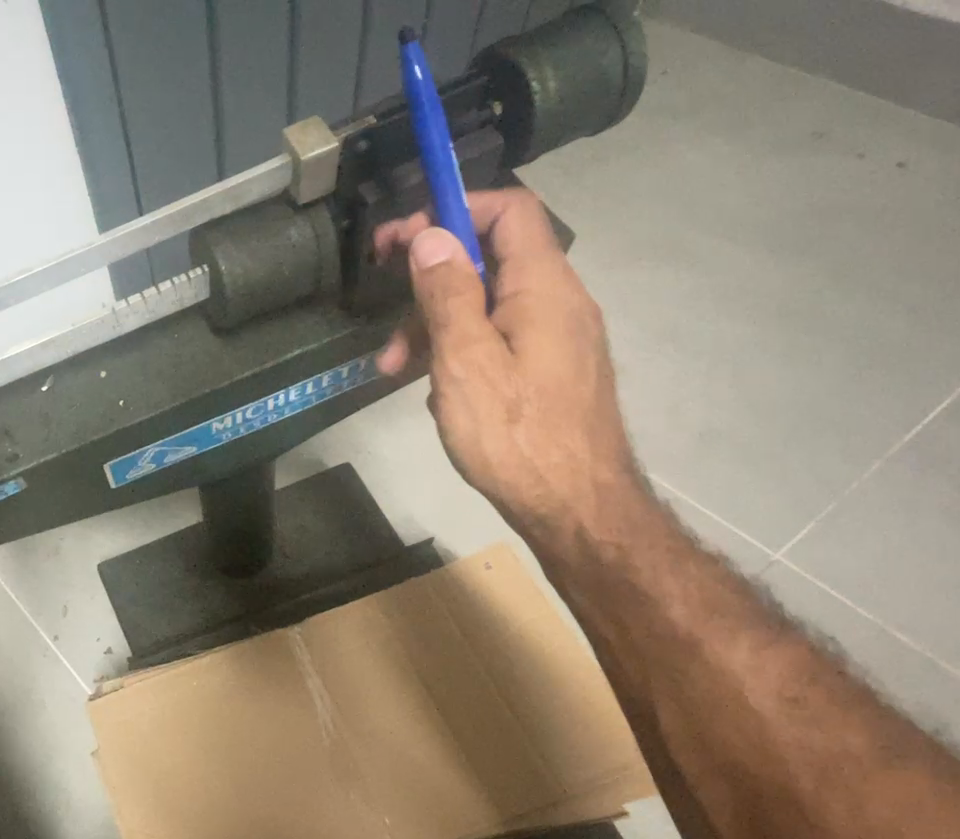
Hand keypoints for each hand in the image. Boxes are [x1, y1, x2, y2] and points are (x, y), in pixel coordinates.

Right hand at [371, 190, 646, 543]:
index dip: (452, 210)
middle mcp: (557, 302)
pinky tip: (434, 392)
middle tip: (383, 310)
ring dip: (435, 327)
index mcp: (543, 287)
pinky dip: (459, 353)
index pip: (508, 211)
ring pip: (488, 307)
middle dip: (430, 281)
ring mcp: (556, 339)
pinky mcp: (549, 372)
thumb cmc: (515, 435)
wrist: (576, 507)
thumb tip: (432, 236)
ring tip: (394, 370)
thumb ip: (448, 295)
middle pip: (490, 260)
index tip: (400, 238)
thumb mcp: (465, 362)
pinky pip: (498, 341)